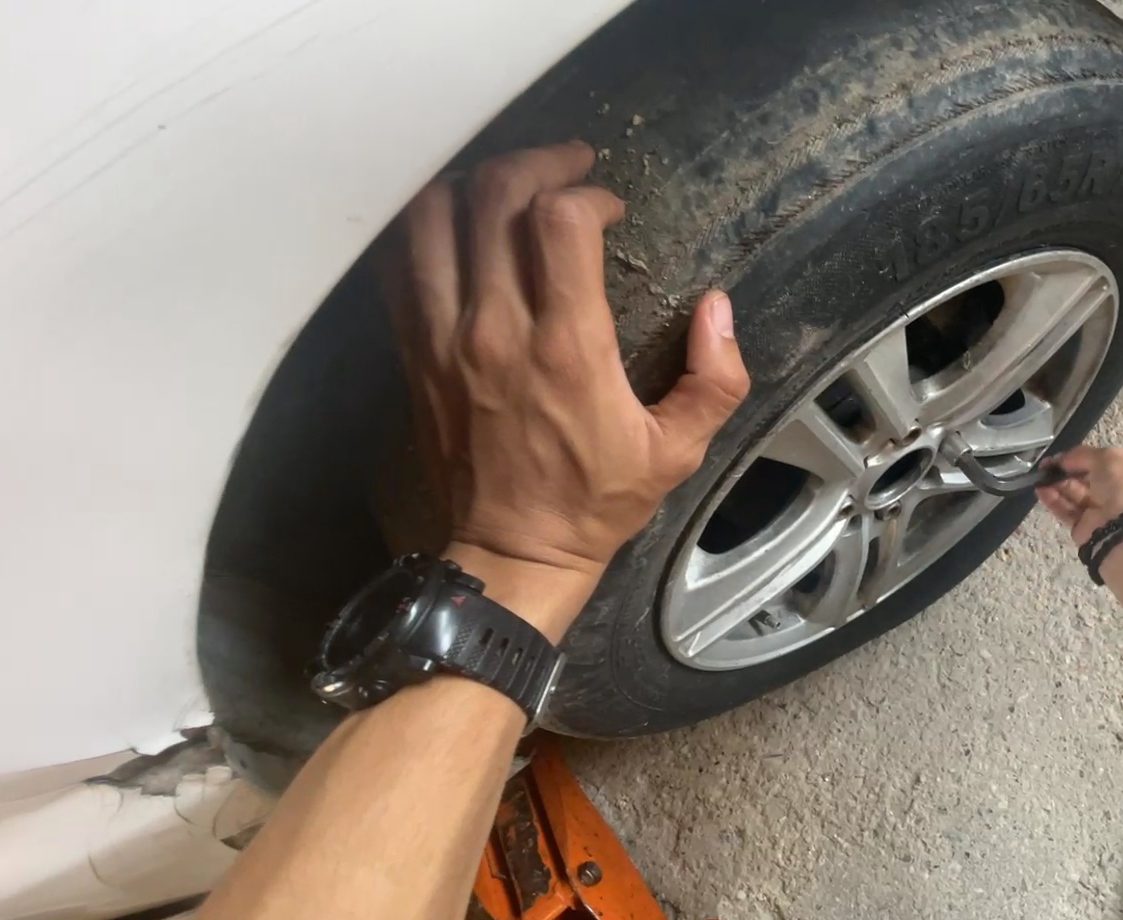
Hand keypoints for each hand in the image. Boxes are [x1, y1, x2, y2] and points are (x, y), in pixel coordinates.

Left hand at [384, 142, 750, 632]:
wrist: (515, 551)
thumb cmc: (600, 501)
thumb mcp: (680, 452)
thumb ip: (716, 380)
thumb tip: (719, 310)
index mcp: (567, 350)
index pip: (559, 225)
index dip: (588, 196)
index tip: (612, 209)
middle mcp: (495, 329)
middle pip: (492, 201)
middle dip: (535, 165)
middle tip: (568, 167)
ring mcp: (443, 338)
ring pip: (435, 218)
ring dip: (476, 184)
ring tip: (513, 185)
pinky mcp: (414, 353)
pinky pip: (403, 261)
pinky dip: (430, 226)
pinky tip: (461, 226)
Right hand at [1035, 446, 1122, 545]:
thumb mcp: (1109, 458)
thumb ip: (1083, 454)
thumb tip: (1063, 459)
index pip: (1105, 465)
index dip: (1084, 459)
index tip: (1064, 456)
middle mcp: (1119, 495)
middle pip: (1087, 480)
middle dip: (1067, 471)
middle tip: (1048, 466)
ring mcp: (1101, 513)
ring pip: (1075, 495)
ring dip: (1056, 484)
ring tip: (1040, 477)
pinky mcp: (1085, 529)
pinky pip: (1067, 512)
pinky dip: (1053, 500)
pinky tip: (1040, 490)